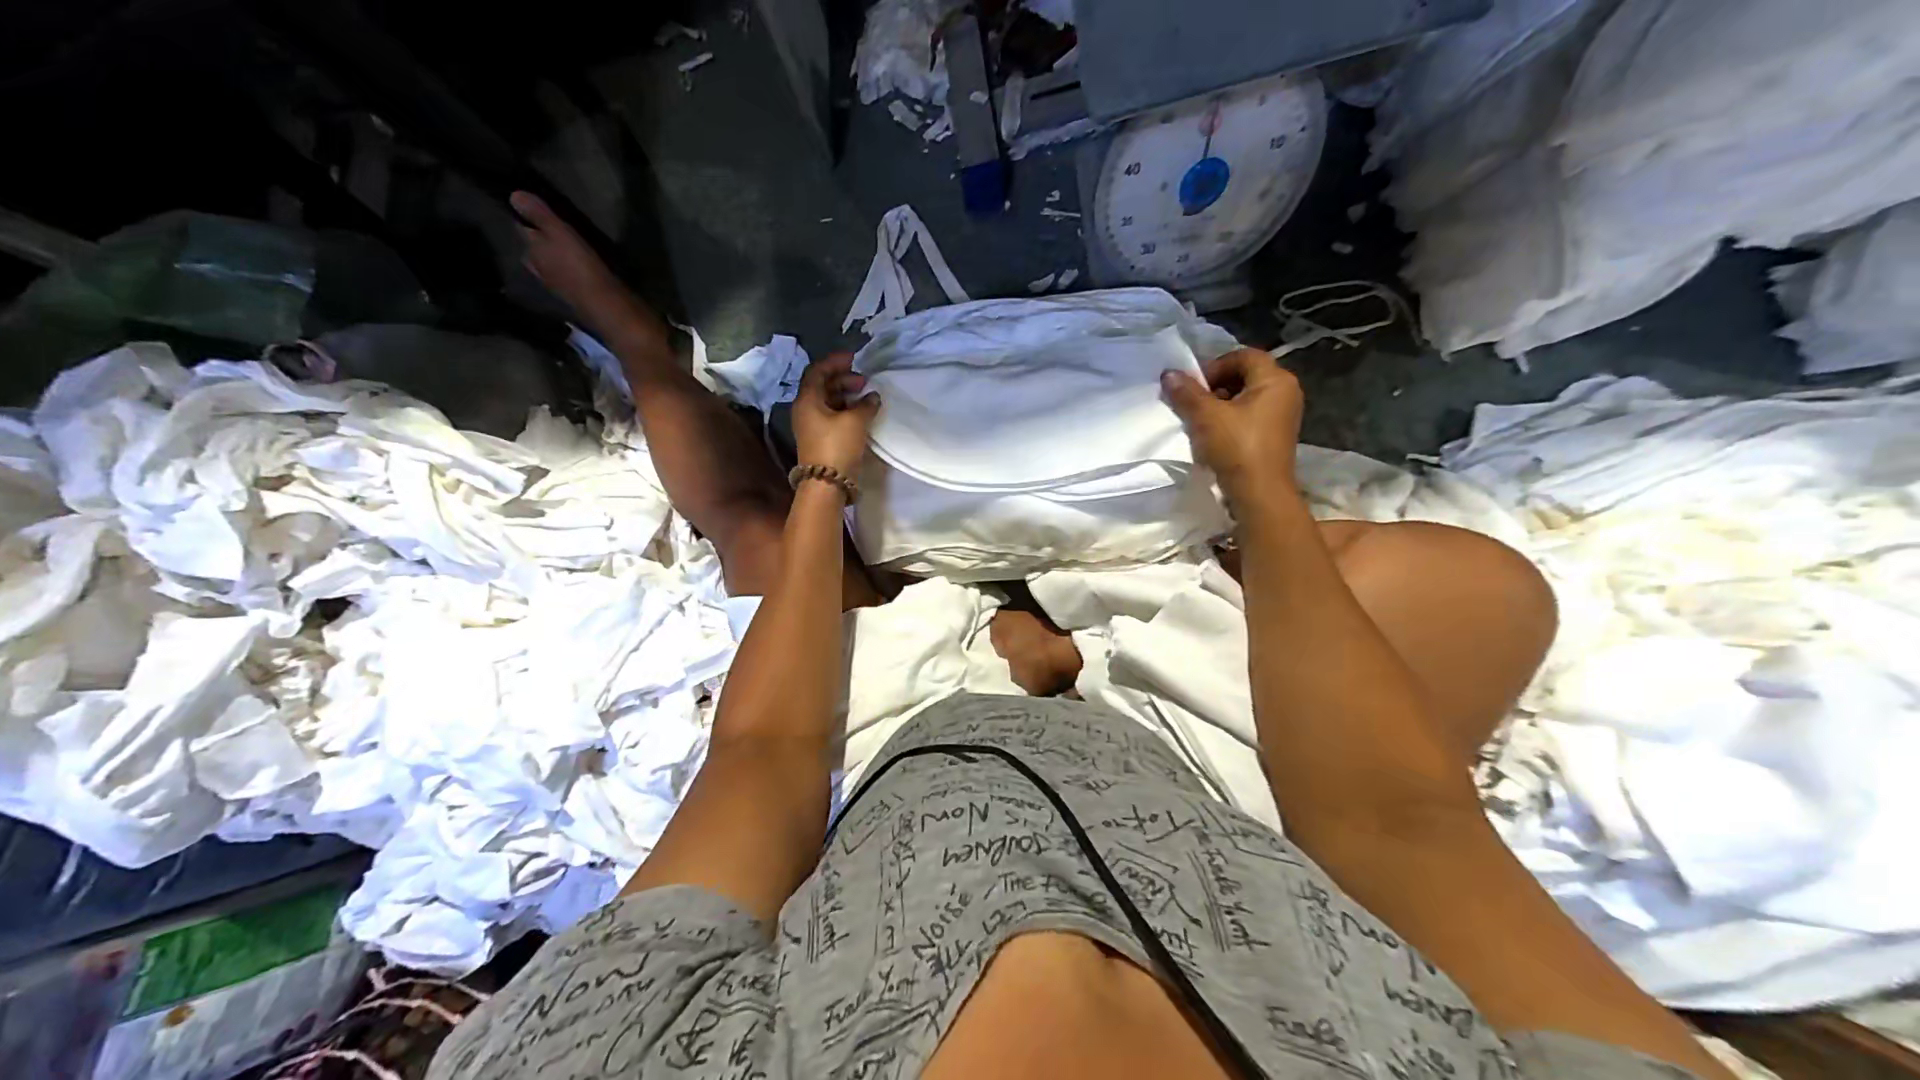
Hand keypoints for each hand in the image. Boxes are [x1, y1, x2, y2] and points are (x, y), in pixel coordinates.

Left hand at [510, 191, 665, 348]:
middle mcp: (538, 270)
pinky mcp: (574, 298)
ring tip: (563, 250)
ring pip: (548, 267)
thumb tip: (513, 194)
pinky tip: (576, 270)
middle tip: (549, 232)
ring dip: (551, 259)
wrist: (605, 306)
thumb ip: (539, 215)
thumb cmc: (581, 266)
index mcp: (532, 251)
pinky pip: (565, 279)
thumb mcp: (560, 233)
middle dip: (537, 242)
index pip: (521, 229)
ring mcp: (555, 286)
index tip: (533, 210)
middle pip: (532, 251)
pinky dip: (567, 273)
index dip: (526, 219)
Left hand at [793, 354, 880, 476]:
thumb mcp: (855, 421)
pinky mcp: (817, 438)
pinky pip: (829, 415)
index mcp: (807, 399)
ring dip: (845, 395)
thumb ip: (866, 404)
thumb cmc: (837, 446)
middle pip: (821, 385)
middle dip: (842, 379)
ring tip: (864, 397)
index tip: (854, 359)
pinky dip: (844, 409)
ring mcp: (809, 425)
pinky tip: (859, 413)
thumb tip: (872, 396)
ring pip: (826, 401)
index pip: (817, 371)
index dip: (835, 362)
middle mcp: (804, 409)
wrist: (826, 484)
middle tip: (863, 381)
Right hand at [1161, 347, 1303, 499]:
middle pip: (1246, 376)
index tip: (1195, 387)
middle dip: (1217, 386)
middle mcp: (1286, 392)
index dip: (1216, 366)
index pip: (1244, 356)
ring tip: (1201, 421)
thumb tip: (1169, 374)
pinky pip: (1251, 417)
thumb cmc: (1236, 447)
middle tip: (1195, 402)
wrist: (1259, 494)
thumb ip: (1187, 393)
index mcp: (1275, 380)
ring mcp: (1283, 416)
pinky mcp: (1275, 436)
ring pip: (1247, 398)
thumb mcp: (1205, 417)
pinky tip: (1214, 437)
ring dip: (1221, 405)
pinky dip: (1231, 420)